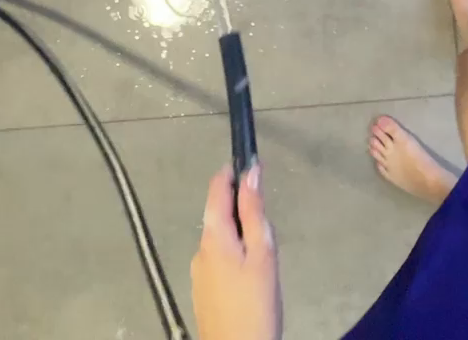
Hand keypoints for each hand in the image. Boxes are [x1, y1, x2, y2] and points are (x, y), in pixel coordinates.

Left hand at [191, 163, 280, 339]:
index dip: (233, 171)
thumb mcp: (263, 253)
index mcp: (214, 236)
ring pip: (221, 238)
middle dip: (242, 208)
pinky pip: (219, 259)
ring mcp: (199, 272)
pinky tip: (251, 276)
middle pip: (219, 213)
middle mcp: (200, 249)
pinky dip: (235, 254)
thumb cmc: (256, 302)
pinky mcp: (204, 291)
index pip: (217, 188)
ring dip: (240, 234)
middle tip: (267, 224)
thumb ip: (255, 211)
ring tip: (264, 256)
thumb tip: (251, 170)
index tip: (252, 164)